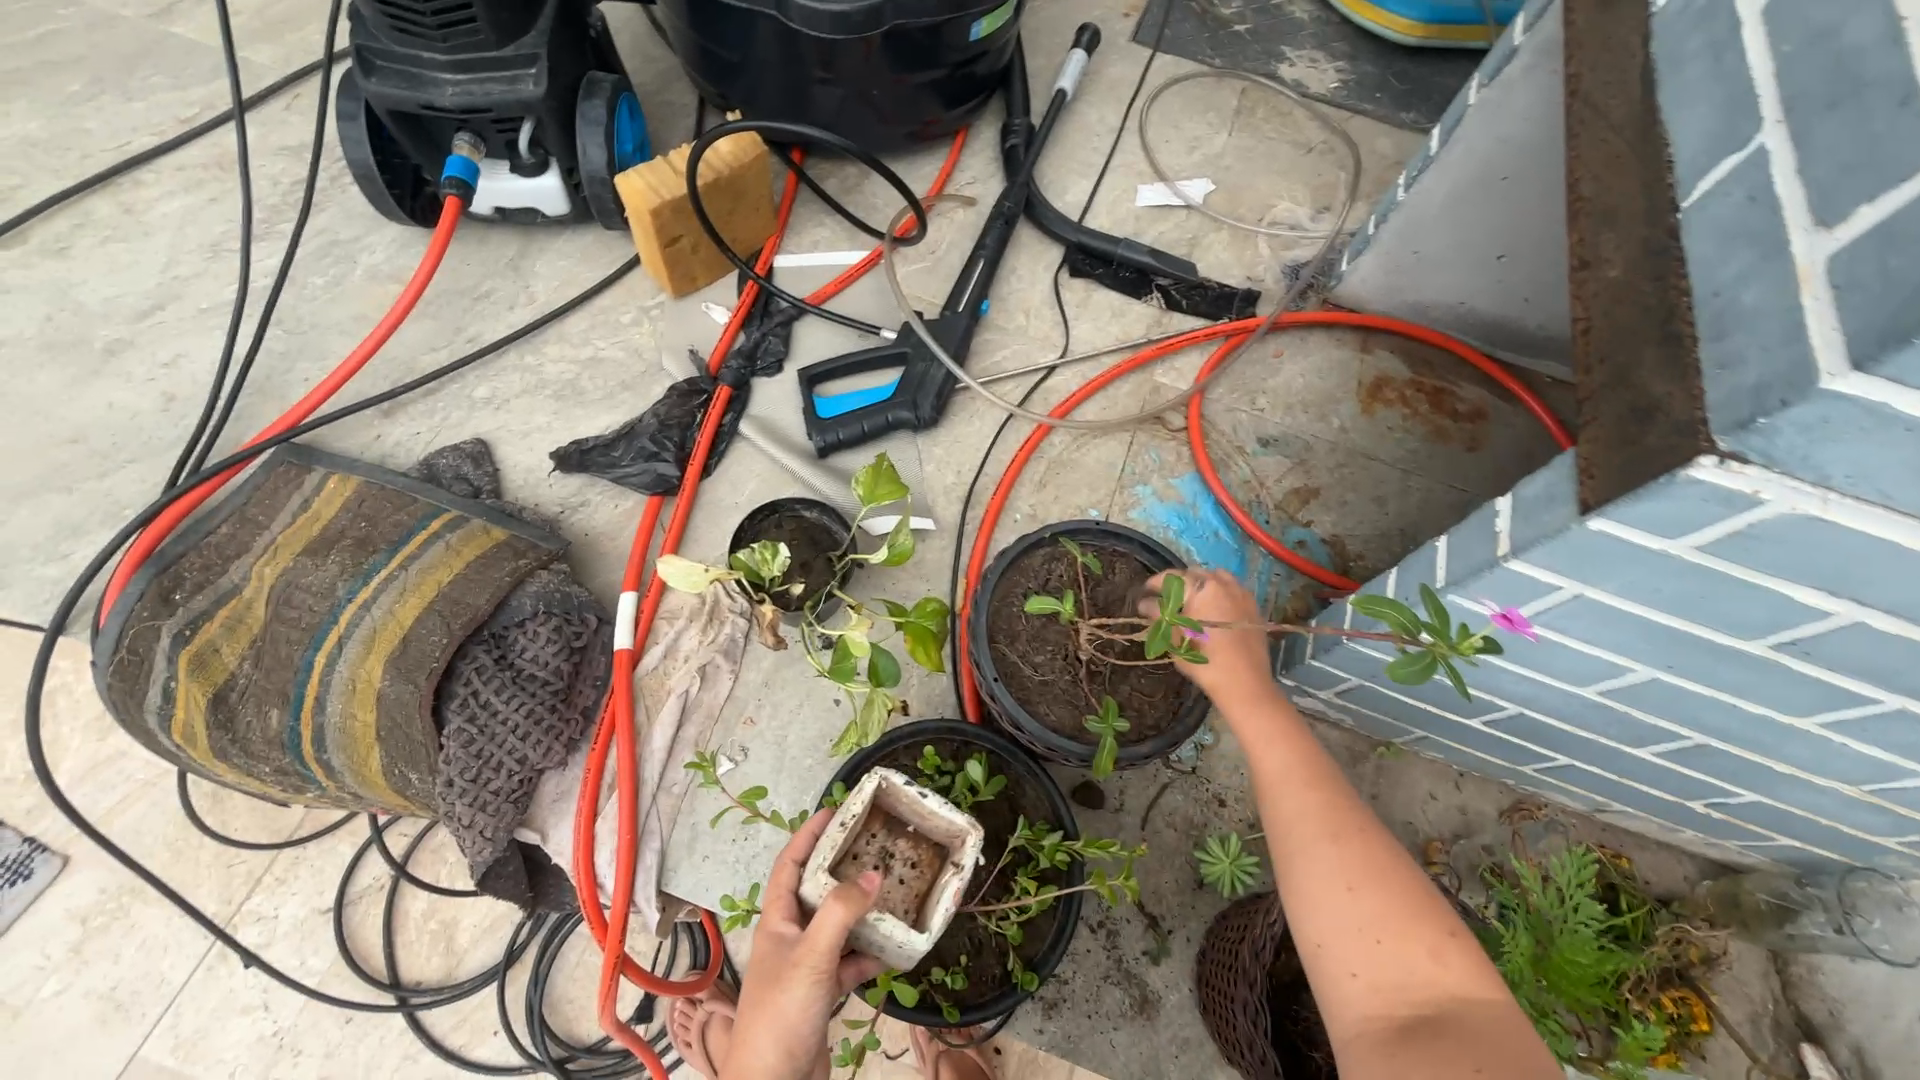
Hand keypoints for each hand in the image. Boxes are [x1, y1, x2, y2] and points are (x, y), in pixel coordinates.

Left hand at [720, 809, 885, 1079]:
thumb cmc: (782, 1012)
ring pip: (838, 928)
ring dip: (862, 912)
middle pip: (818, 892)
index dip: (808, 835)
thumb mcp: (812, 955)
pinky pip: (850, 963)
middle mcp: (790, 937)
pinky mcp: (822, 993)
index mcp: (776, 921)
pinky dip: (869, 955)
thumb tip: (873, 873)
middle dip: (843, 869)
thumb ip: (841, 912)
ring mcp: (806, 967)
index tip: (834, 811)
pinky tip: (893, 950)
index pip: (789, 865)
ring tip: (892, 891)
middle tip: (875, 847)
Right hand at [1138, 568, 1275, 704]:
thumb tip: (1145, 603)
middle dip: (1179, 583)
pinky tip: (1215, 609)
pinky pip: (1233, 589)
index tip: (1145, 591)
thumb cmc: (1204, 659)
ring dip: (1201, 584)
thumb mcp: (1174, 639)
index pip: (1172, 577)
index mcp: (1200, 588)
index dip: (1155, 582)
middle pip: (1195, 573)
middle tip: (1168, 598)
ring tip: (1193, 600)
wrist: (1244, 682)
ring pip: (1217, 577)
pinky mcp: (1253, 606)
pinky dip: (1220, 593)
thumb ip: (1159, 615)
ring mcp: (1241, 593)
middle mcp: (1222, 584)